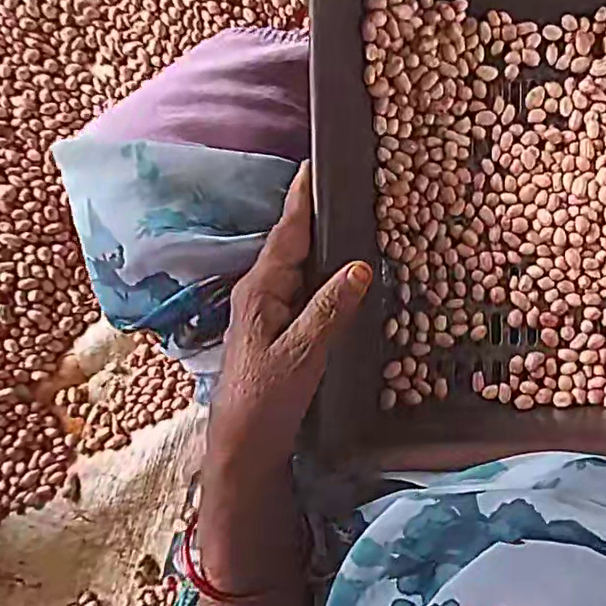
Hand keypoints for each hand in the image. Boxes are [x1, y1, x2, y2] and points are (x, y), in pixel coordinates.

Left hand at [206, 162, 371, 474]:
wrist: (245, 443)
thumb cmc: (265, 398)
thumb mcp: (301, 353)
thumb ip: (329, 310)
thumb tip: (361, 266)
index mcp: (261, 289)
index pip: (287, 232)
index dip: (302, 197)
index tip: (316, 163)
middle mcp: (263, 292)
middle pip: (294, 243)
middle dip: (317, 213)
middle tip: (349, 186)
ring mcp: (271, 310)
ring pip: (302, 266)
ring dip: (324, 243)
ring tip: (354, 218)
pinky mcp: (281, 327)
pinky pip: (307, 288)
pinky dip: (326, 274)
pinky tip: (346, 274)